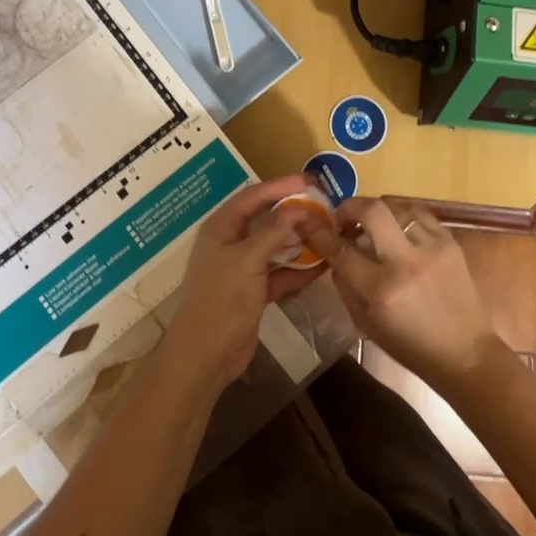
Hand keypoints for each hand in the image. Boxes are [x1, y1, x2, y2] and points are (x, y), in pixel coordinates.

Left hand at [161, 175, 330, 388]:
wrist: (206, 354)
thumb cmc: (221, 299)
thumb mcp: (248, 260)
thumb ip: (274, 232)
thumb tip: (298, 208)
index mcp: (222, 227)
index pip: (254, 196)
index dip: (282, 186)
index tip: (311, 181)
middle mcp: (231, 242)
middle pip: (266, 219)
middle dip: (294, 214)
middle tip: (326, 207)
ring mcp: (243, 267)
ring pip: (276, 246)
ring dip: (300, 241)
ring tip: (330, 233)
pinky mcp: (254, 290)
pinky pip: (280, 272)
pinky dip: (298, 269)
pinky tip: (323, 265)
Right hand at [298, 198, 502, 387]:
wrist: (466, 354)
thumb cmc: (411, 347)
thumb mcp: (366, 325)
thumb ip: (346, 285)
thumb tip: (335, 254)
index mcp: (381, 291)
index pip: (342, 251)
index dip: (321, 234)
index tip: (311, 224)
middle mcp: (406, 263)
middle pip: (372, 211)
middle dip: (350, 207)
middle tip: (344, 217)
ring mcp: (432, 249)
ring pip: (397, 207)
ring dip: (378, 212)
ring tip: (372, 225)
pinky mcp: (451, 244)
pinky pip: (421, 214)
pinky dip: (403, 217)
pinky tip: (399, 229)